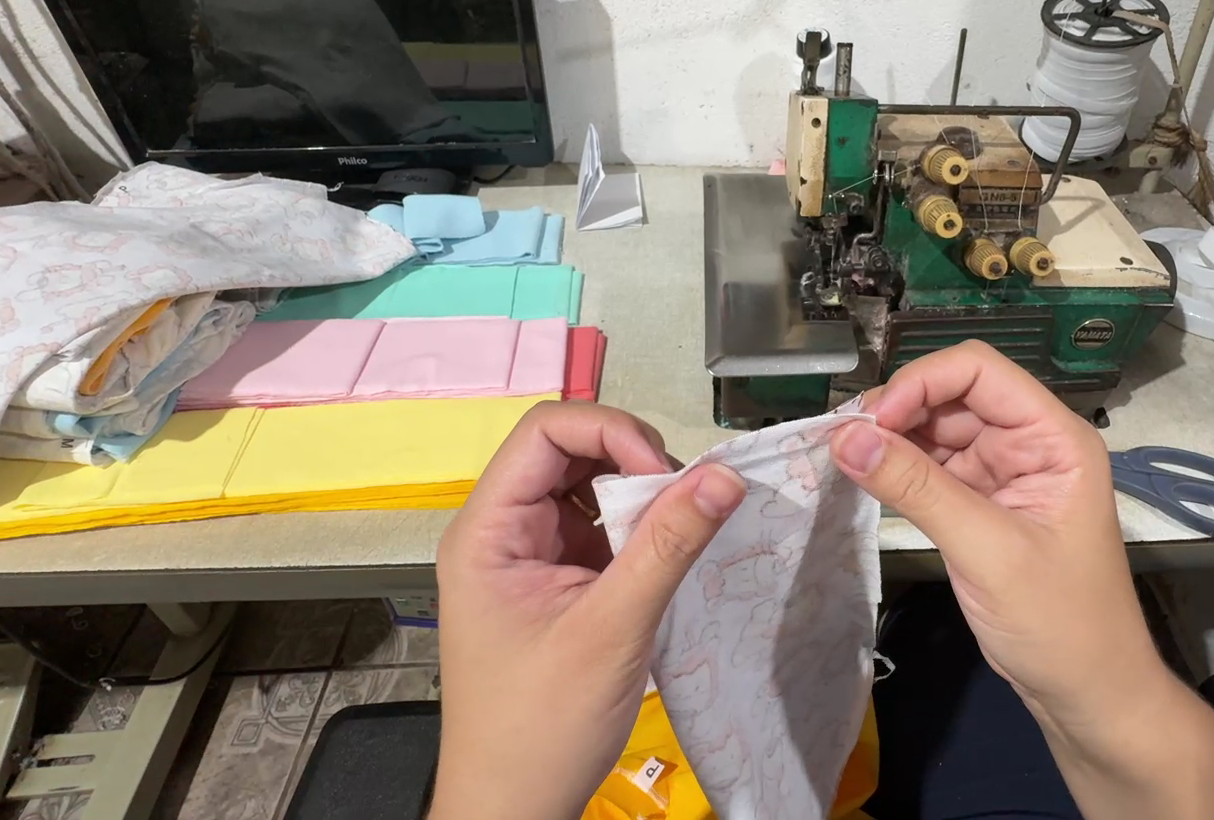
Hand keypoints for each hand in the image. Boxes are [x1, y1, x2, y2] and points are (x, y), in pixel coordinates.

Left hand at [433, 401, 745, 818]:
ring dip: (640, 489)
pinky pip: (601, 517)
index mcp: (488, 529)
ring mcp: (532, 548)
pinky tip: (666, 545)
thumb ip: (668, 545)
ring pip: (589, 479)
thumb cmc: (542, 728)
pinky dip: (640, 520)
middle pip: (569, 447)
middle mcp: (505, 525)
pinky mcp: (559, 570)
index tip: (661, 475)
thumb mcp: (612, 631)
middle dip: (631, 458)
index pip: (545, 431)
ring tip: (678, 523)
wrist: (515, 812)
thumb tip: (725, 475)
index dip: (609, 433)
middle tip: (682, 497)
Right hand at [829, 341, 1168, 719]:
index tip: (873, 421)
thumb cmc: (1058, 622)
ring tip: (845, 456)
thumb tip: (844, 437)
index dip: (922, 382)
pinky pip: (930, 462)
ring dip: (890, 436)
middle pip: (951, 393)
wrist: (1087, 696)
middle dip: (898, 409)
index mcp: (1052, 436)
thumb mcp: (986, 551)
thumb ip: (915, 488)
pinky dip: (896, 464)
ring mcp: (1001, 468)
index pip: (979, 370)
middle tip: (844, 441)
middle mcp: (1026, 440)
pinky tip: (866, 473)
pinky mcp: (978, 496)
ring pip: (934, 425)